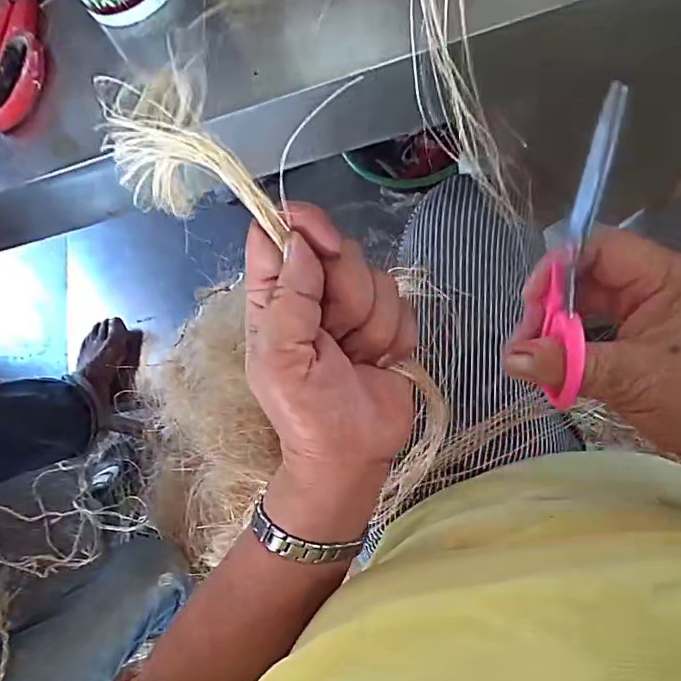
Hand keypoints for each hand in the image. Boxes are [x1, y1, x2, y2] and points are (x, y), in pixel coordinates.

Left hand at [245, 203, 417, 489]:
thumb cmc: (306, 412)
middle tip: (336, 339)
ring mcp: (355, 309)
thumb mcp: (281, 359)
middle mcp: (314, 294)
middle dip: (346, 297)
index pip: (277, 232)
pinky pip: (405, 305)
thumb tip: (298, 241)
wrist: (352, 454)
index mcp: (275, 298)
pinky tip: (380, 362)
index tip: (323, 248)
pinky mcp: (390, 325)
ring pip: (378, 278)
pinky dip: (396, 338)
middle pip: (340, 250)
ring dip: (371, 326)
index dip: (302, 225)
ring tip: (356, 360)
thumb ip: (288, 298)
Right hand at [502, 229, 680, 460]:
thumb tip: (513, 359)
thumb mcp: (632, 378)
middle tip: (523, 345)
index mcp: (661, 278)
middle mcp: (645, 289)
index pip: (599, 250)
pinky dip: (560, 353)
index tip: (530, 305)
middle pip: (580, 280)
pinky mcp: (623, 346)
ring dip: (549, 333)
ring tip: (528, 361)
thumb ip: (570, 365)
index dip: (558, 269)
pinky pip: (581, 338)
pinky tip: (545, 371)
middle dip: (547, 308)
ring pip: (576, 311)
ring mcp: (633, 318)